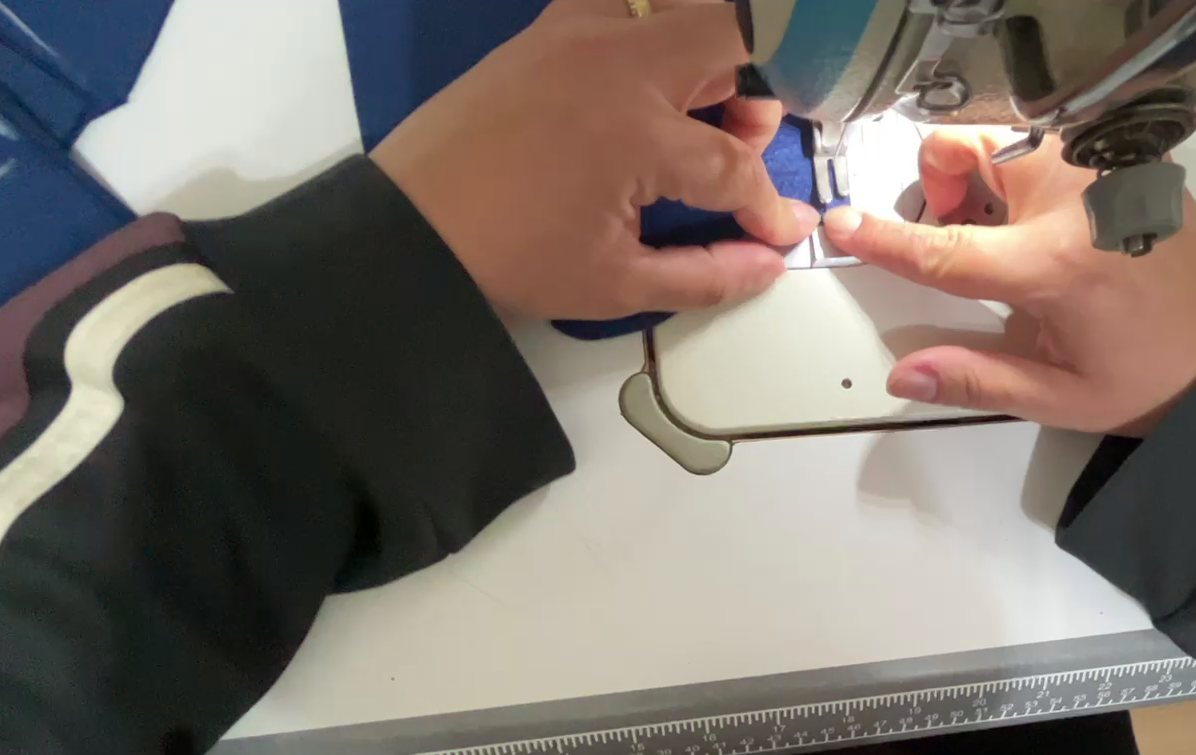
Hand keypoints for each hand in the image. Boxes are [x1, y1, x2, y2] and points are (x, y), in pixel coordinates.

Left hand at [371, 0, 817, 320]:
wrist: (415, 227)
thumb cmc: (516, 260)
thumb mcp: (619, 285)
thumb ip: (708, 276)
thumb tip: (768, 264)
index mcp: (635, 133)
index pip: (735, 165)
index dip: (768, 206)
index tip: (780, 234)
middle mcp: (615, 62)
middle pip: (731, 34)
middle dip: (760, 89)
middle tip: (748, 143)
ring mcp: (578, 31)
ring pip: (680, 5)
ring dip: (714, 50)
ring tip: (704, 111)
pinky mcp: (549, 28)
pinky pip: (627, 3)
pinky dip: (659, 30)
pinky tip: (654, 84)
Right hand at [823, 131, 1195, 434]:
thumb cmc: (1151, 379)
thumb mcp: (1057, 398)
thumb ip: (976, 381)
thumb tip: (906, 374)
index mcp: (1055, 265)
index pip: (944, 248)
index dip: (884, 238)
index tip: (843, 224)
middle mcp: (1080, 197)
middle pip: (969, 145)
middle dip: (940, 180)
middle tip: (959, 231)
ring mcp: (1110, 167)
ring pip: (1008, 132)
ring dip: (982, 173)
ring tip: (1006, 231)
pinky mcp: (1132, 158)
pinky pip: (1052, 138)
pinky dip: (1024, 168)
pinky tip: (1048, 219)